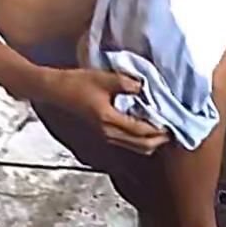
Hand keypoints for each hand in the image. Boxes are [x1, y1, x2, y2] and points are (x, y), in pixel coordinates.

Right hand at [35, 68, 169, 153]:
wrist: (53, 91)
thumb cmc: (74, 82)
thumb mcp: (100, 78)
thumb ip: (124, 82)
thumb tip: (145, 86)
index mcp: (109, 120)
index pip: (141, 131)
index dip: (159, 130)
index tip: (172, 124)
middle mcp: (110, 133)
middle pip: (143, 145)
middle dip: (160, 141)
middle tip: (172, 132)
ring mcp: (108, 137)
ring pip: (138, 148)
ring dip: (153, 143)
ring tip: (163, 132)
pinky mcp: (106, 136)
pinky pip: (131, 144)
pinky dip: (143, 141)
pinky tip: (147, 131)